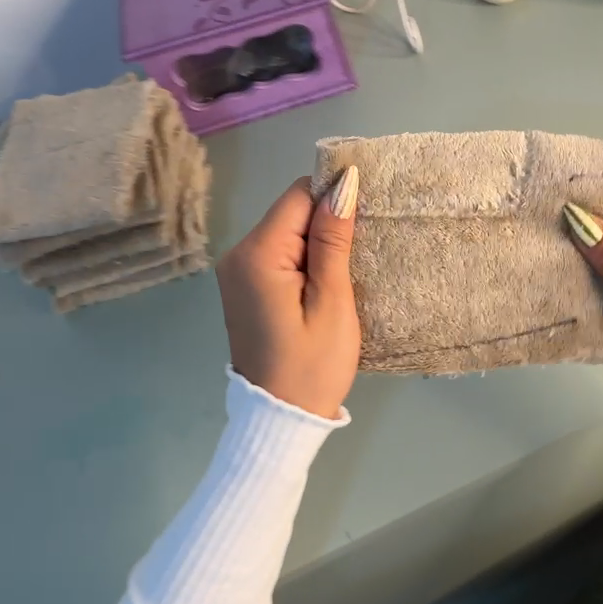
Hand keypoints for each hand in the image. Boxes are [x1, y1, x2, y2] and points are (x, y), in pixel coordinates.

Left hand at [216, 171, 361, 419]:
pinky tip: (325, 284)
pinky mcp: (245, 287)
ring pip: (287, 232)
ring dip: (318, 244)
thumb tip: (343, 185)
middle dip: (327, 223)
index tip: (365, 223)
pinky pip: (279, 254)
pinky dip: (305, 260)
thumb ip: (333, 240)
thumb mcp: (332, 302)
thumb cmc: (312, 365)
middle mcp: (238, 254)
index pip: (298, 196)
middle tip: (361, 255)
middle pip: (291, 211)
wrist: (280, 418)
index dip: (334, 199)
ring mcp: (237, 272)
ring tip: (346, 274)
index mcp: (257, 255)